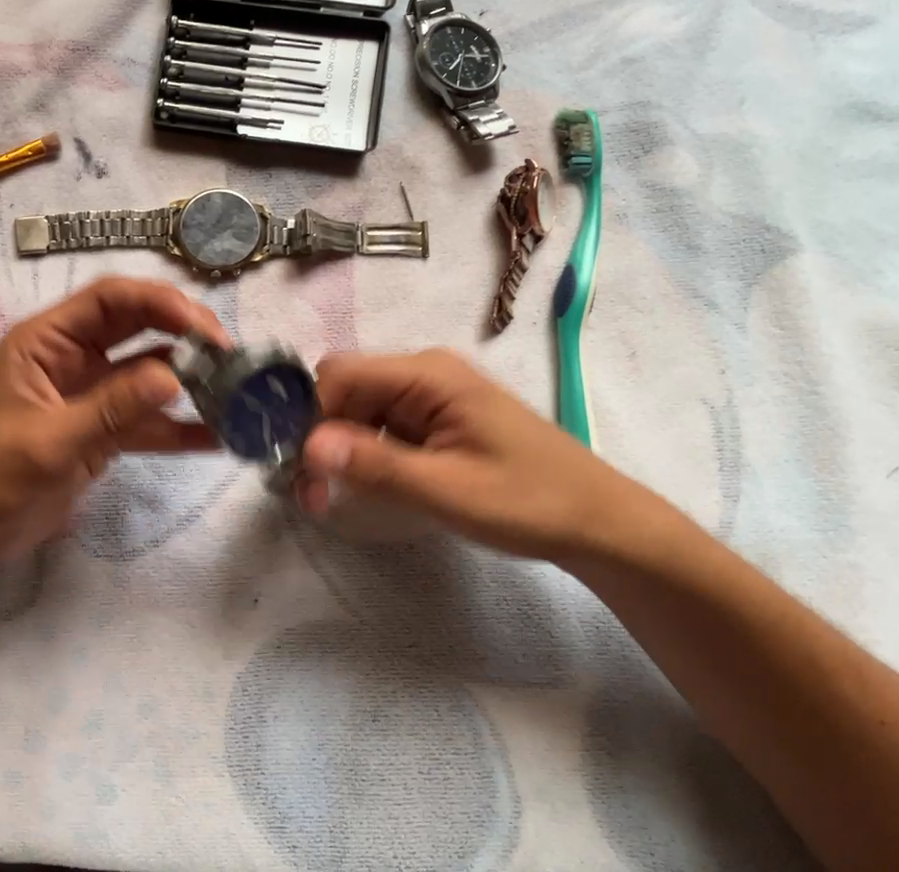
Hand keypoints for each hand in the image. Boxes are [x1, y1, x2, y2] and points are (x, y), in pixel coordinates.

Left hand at [0, 277, 229, 564]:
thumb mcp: (49, 440)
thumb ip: (112, 407)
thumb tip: (175, 376)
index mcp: (46, 341)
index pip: (109, 301)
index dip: (159, 303)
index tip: (205, 327)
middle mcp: (71, 358)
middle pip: (136, 328)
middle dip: (183, 334)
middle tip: (230, 353)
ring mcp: (88, 396)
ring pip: (147, 375)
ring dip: (188, 381)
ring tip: (238, 392)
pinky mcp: (99, 433)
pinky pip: (145, 421)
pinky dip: (177, 428)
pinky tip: (217, 436)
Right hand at [294, 348, 661, 560]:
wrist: (600, 524)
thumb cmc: (528, 503)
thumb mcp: (446, 491)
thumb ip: (374, 465)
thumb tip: (307, 446)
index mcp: (429, 374)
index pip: (339, 374)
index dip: (309, 414)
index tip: (298, 466)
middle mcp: (425, 373)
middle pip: (344, 389)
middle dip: (318, 434)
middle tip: (310, 491)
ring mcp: (432, 395)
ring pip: (357, 408)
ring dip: (338, 447)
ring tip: (329, 496)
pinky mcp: (437, 419)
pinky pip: (380, 424)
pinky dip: (362, 452)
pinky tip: (362, 485)